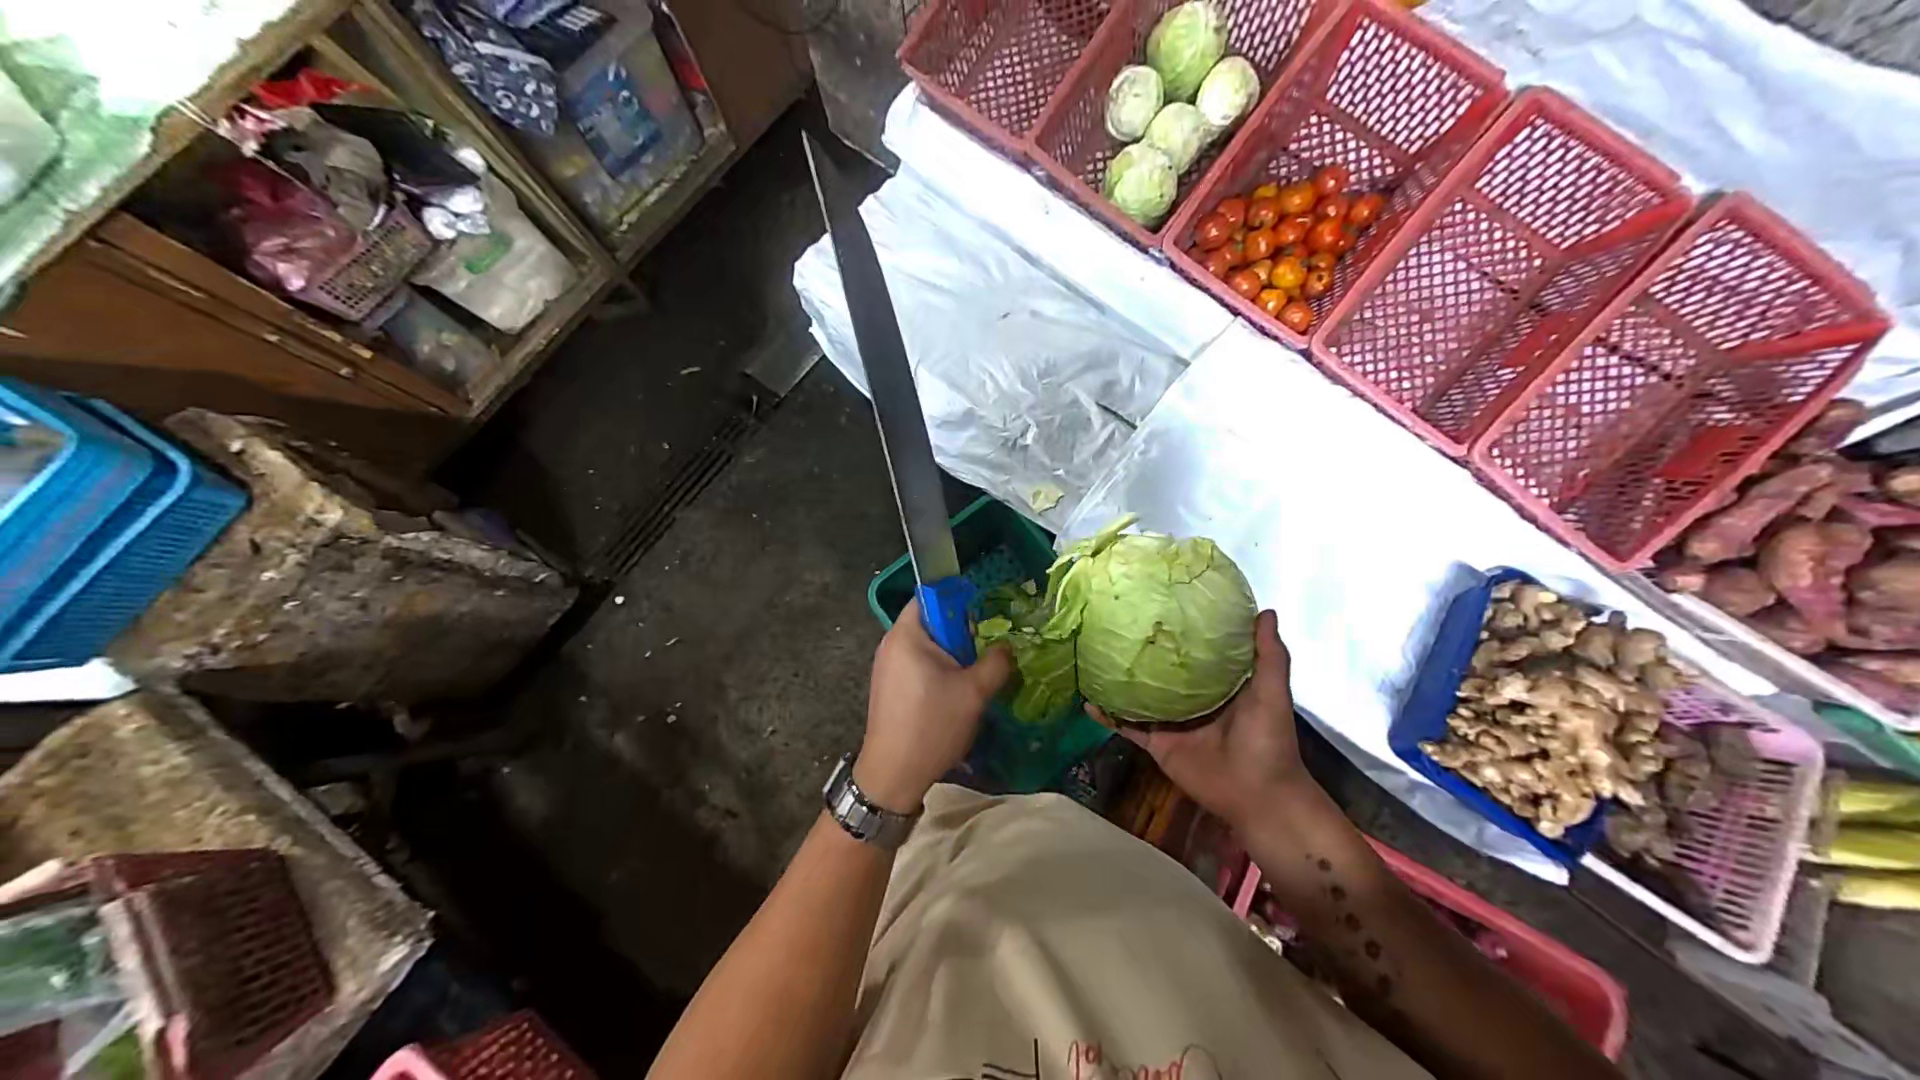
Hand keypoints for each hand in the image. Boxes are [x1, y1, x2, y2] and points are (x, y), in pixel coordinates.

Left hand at [858, 598, 1013, 813]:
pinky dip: (938, 672)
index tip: (984, 614)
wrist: (893, 774)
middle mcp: (891, 643)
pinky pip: (917, 665)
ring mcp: (886, 667)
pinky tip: (955, 694)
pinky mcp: (888, 687)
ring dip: (952, 656)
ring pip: (926, 647)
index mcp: (906, 634)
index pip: (930, 596)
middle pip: (931, 622)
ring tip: (975, 674)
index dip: (958, 598)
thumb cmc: (932, 724)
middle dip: (960, 633)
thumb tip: (1007, 647)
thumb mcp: (974, 692)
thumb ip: (996, 662)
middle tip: (987, 649)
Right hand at [1093, 610, 1310, 830]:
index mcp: (1220, 685)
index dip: (1181, 632)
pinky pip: (1127, 727)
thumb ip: (1268, 656)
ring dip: (1119, 681)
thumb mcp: (1272, 692)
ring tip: (1093, 657)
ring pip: (1139, 696)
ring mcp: (1172, 722)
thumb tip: (1265, 610)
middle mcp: (1191, 699)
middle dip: (1143, 653)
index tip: (1162, 604)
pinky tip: (1087, 702)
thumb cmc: (1267, 739)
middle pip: (1162, 672)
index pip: (1196, 652)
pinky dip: (1108, 717)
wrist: (1258, 795)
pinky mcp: (1158, 743)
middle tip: (1118, 625)